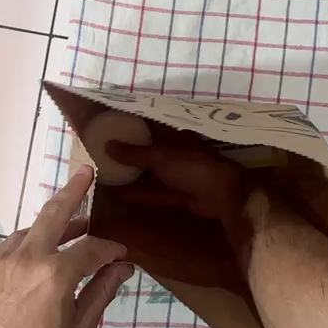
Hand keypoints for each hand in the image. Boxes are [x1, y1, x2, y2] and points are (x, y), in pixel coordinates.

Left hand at [0, 167, 135, 327]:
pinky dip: (36, 236)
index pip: (92, 249)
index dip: (110, 250)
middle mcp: (30, 255)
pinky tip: (46, 245)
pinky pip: (19, 240)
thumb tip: (123, 267)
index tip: (123, 255)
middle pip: (56, 212)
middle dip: (74, 189)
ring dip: (56, 219)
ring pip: (35, 225)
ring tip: (76, 220)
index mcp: (56, 273)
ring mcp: (6, 257)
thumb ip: (101, 292)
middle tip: (86, 171)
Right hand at [100, 139, 254, 287]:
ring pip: (154, 176)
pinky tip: (122, 196)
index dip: (136, 133)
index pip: (154, 131)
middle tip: (108, 159)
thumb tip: (107, 145)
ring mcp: (182, 176)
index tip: (115, 134)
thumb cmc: (190, 165)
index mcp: (178, 138)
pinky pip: (159, 193)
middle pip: (153, 155)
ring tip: (110, 178)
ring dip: (135, 178)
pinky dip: (143, 194)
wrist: (220, 193)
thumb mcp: (158, 156)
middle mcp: (180, 154)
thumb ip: (134, 153)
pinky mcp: (182, 195)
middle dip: (133, 158)